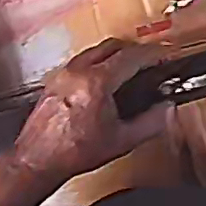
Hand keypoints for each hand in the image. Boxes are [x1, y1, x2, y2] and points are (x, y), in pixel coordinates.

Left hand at [4, 38, 172, 192]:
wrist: (38, 160)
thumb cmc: (74, 152)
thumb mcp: (122, 141)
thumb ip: (151, 122)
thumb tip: (167, 108)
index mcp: (97, 83)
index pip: (131, 57)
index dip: (153, 54)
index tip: (165, 55)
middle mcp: (78, 72)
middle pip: (113, 45)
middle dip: (135, 50)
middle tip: (149, 60)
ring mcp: (63, 74)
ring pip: (95, 50)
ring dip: (115, 54)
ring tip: (128, 69)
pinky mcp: (54, 81)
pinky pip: (81, 61)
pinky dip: (97, 63)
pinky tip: (103, 80)